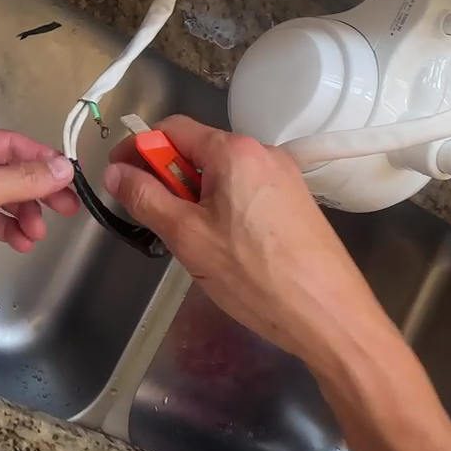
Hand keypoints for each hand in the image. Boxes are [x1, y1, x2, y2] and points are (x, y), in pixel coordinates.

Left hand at [0, 129, 80, 318]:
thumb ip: (21, 179)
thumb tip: (62, 167)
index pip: (10, 144)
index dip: (42, 160)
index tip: (70, 178)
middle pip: (10, 171)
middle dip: (38, 190)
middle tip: (66, 208)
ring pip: (4, 198)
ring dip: (26, 213)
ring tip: (36, 233)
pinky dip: (10, 230)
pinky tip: (22, 243)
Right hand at [102, 116, 388, 361]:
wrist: (334, 321)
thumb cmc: (254, 274)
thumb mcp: (186, 235)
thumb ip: (145, 197)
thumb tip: (115, 172)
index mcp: (234, 150)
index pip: (171, 128)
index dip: (139, 149)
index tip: (120, 178)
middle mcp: (262, 152)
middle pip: (197, 150)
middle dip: (168, 177)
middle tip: (155, 217)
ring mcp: (284, 178)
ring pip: (220, 174)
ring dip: (194, 196)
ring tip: (191, 240)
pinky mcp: (297, 204)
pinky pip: (245, 191)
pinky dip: (222, 207)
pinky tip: (224, 247)